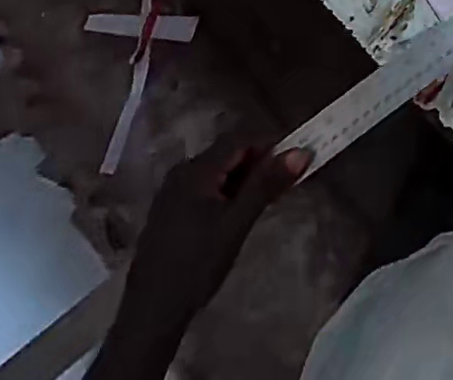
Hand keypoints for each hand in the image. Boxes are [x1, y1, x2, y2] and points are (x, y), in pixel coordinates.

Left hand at [122, 139, 310, 326]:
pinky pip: (205, 187)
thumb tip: (301, 152)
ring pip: (217, 171)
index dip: (269, 143)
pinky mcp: (170, 210)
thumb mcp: (237, 222)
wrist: (151, 314)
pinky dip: (226, 191)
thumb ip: (266, 184)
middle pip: (227, 153)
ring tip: (266, 196)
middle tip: (284, 180)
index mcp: (196, 170)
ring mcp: (172, 191)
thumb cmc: (198, 264)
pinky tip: (238, 211)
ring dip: (243, 177)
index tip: (295, 158)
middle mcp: (182, 172)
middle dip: (258, 161)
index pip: (239, 139)